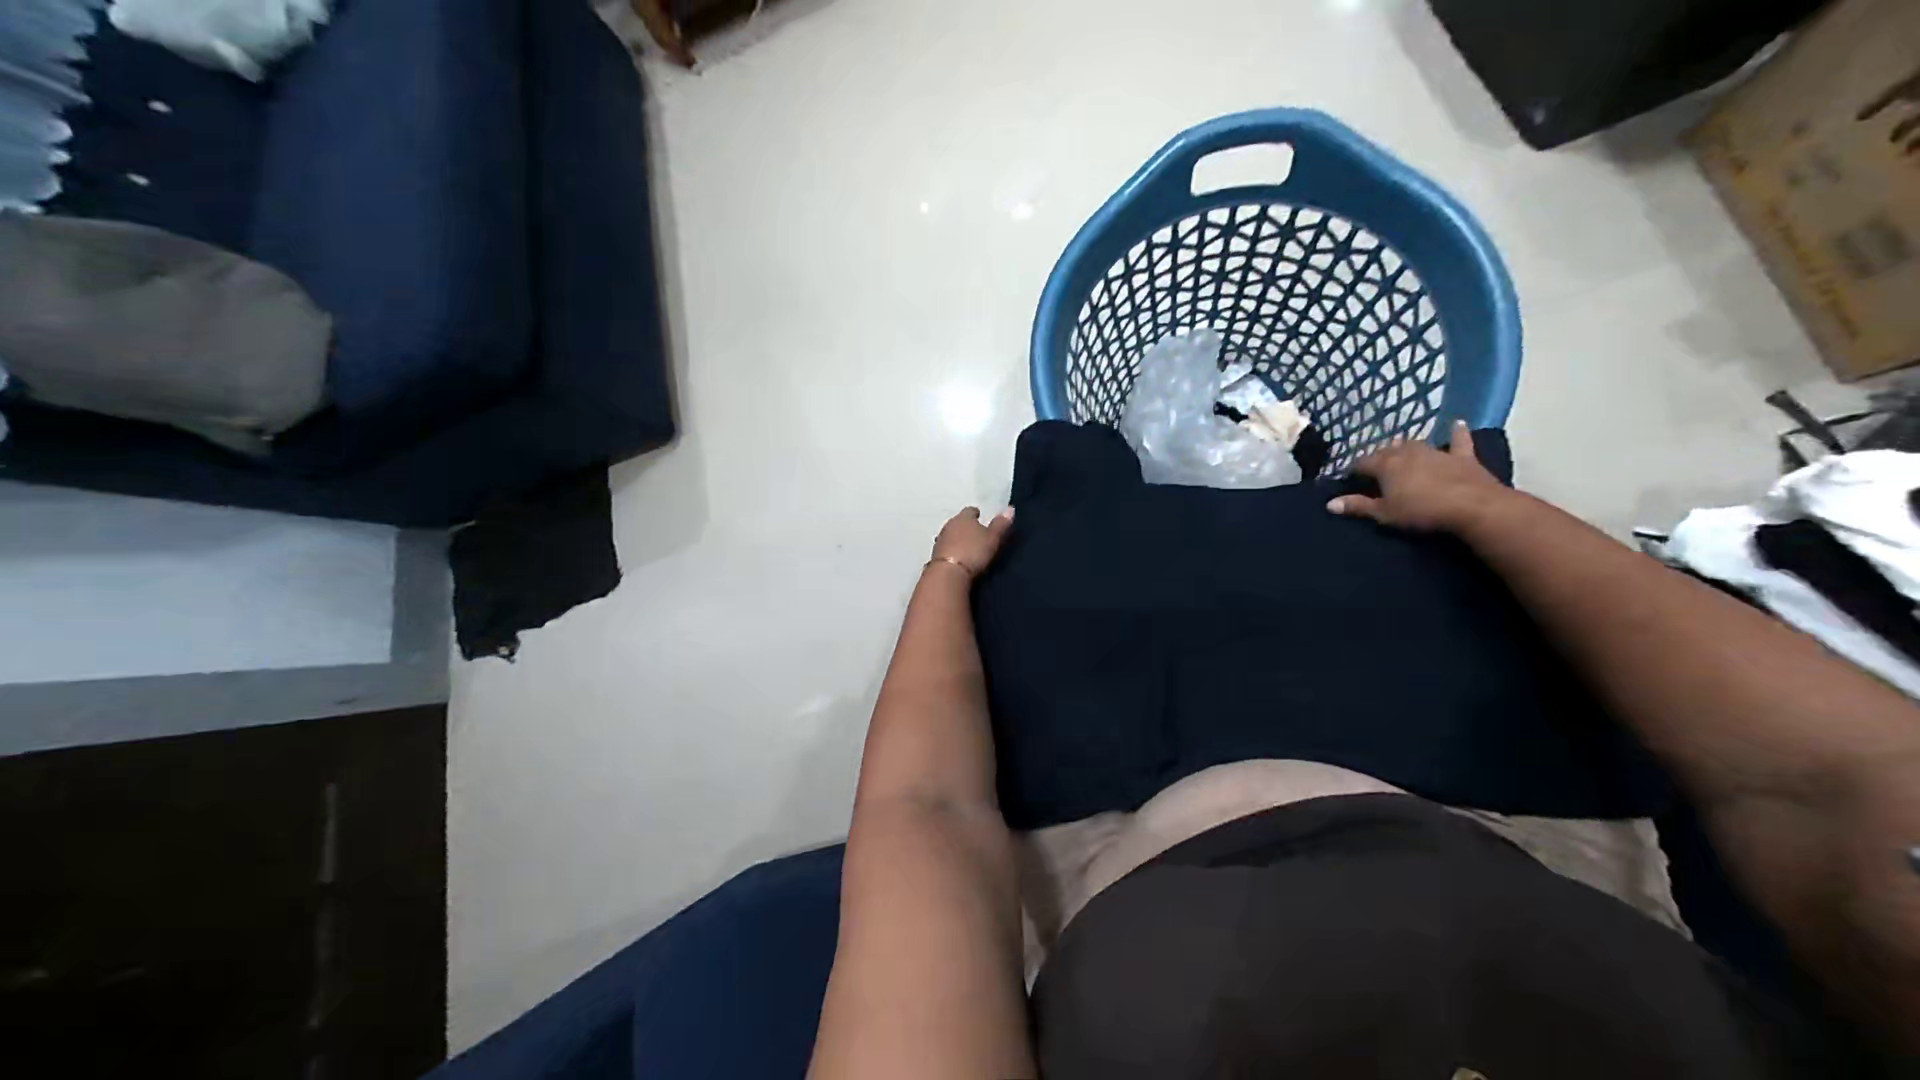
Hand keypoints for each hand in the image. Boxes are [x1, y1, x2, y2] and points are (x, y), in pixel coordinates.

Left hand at [929, 506, 1014, 576]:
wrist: (949, 573)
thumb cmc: (974, 552)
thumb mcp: (993, 539)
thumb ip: (1000, 524)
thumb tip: (1010, 508)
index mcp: (963, 517)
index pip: (970, 510)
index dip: (976, 513)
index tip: (981, 517)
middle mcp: (949, 524)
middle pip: (958, 522)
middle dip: (965, 526)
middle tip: (975, 533)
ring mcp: (940, 540)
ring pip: (950, 534)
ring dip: (957, 538)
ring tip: (967, 546)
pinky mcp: (934, 554)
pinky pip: (946, 548)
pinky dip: (951, 550)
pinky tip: (957, 557)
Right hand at [1326, 421, 1507, 532]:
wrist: (1473, 507)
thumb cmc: (1422, 511)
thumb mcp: (1384, 513)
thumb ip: (1358, 506)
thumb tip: (1329, 503)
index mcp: (1386, 466)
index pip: (1362, 462)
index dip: (1353, 469)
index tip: (1348, 476)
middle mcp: (1407, 453)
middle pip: (1387, 450)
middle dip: (1378, 456)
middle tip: (1373, 466)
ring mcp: (1436, 452)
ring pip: (1414, 444)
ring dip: (1405, 446)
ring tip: (1398, 448)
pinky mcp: (1462, 457)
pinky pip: (1458, 441)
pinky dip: (1457, 433)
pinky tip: (1457, 423)